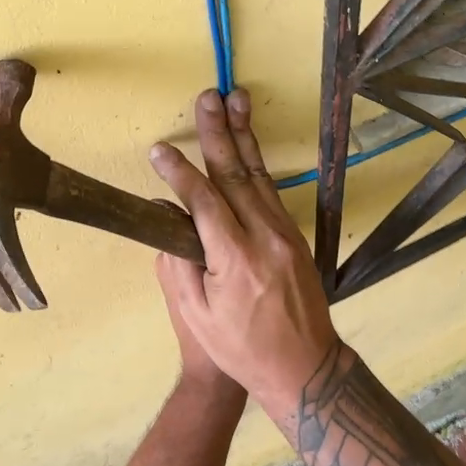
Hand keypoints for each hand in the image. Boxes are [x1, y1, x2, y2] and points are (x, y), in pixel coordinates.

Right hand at [148, 89, 338, 413]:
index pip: (204, 202)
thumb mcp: (198, 318)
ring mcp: (283, 231)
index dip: (180, 173)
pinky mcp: (293, 233)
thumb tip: (166, 216)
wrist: (305, 368)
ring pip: (258, 173)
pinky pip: (270, 188)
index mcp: (235, 259)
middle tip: (207, 97)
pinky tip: (247, 140)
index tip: (160, 149)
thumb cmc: (242, 349)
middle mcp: (263, 236)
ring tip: (233, 98)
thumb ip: (178, 265)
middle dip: (218, 132)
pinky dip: (255, 160)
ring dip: (242, 133)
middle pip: (235, 174)